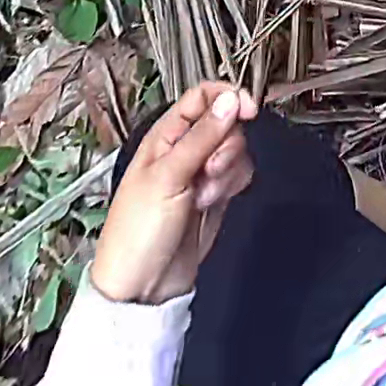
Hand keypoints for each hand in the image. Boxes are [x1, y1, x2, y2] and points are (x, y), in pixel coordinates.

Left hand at [89, 82, 258, 303]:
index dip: (227, 97)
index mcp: (166, 134)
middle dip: (226, 145)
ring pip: (235, 148)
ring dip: (228, 170)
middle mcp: (185, 147)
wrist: (143, 289)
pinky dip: (232, 185)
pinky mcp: (215, 192)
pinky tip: (213, 201)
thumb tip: (230, 99)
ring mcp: (200, 171)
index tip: (248, 109)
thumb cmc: (138, 230)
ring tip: (204, 194)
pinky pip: (238, 173)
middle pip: (225, 122)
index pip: (203, 96)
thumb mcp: (168, 176)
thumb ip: (202, 136)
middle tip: (209, 170)